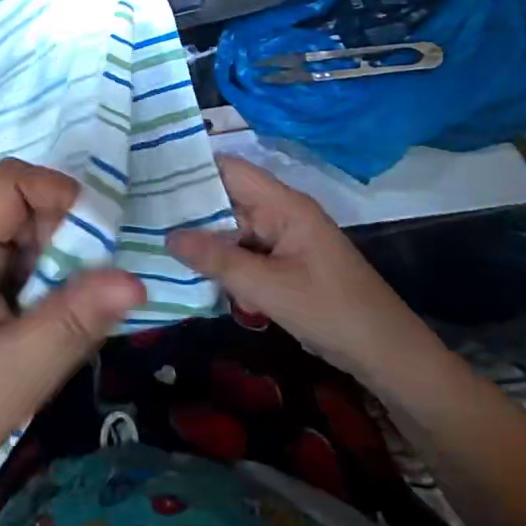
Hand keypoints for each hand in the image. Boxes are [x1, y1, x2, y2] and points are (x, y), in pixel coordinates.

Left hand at [0, 159, 145, 502]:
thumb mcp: (22, 368)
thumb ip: (77, 318)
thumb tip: (136, 279)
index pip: (9, 182)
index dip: (59, 193)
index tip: (101, 240)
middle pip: (22, 203)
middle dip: (66, 234)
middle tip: (90, 287)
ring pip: (27, 231)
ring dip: (60, 261)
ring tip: (69, 311)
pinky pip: (22, 257)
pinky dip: (49, 278)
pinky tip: (51, 318)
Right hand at [168, 155, 443, 383]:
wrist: (389, 358)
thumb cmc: (333, 313)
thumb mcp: (269, 288)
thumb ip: (217, 260)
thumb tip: (167, 236)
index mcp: (284, 205)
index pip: (229, 169)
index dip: (190, 167)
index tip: (146, 173)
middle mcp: (280, 213)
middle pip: (224, 197)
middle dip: (186, 205)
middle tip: (137, 209)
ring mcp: (281, 239)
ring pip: (229, 227)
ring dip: (199, 236)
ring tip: (149, 234)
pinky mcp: (281, 262)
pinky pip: (240, 251)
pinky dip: (217, 258)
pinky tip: (185, 266)